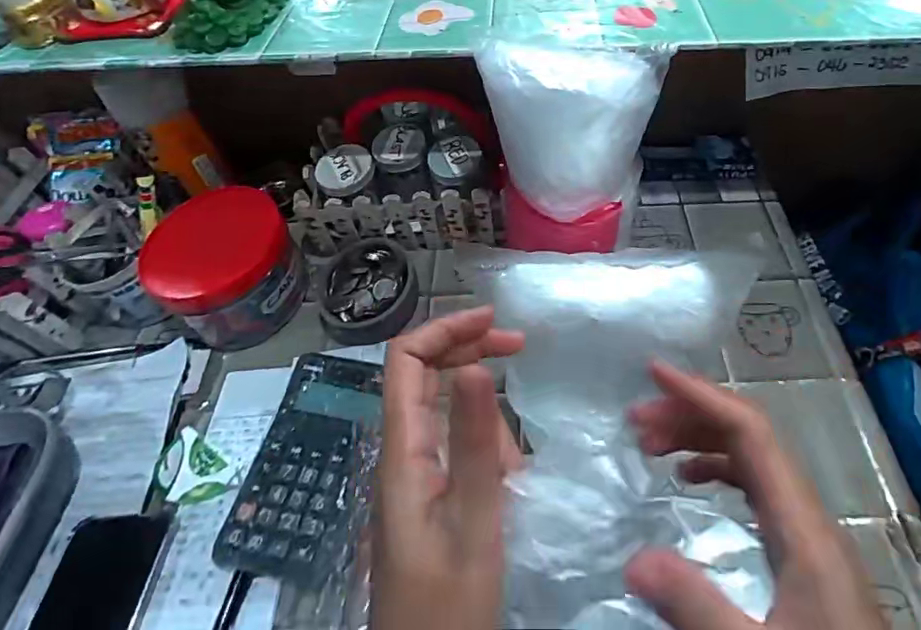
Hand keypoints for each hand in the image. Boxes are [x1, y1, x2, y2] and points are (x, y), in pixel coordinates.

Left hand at [370, 306, 524, 629]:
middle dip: (469, 351)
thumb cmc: (448, 607)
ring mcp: (415, 475)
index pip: (405, 361)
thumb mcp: (473, 524)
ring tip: (512, 479)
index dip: (444, 329)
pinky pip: (459, 450)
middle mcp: (402, 453)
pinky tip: (508, 487)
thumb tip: (475, 365)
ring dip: (486, 422)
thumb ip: (474, 444)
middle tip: (519, 347)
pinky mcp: (430, 496)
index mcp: (401, 451)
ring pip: (449, 414)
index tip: (493, 320)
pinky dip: (488, 451)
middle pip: (425, 374)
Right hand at [624, 361, 886, 629]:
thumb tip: (632, 559)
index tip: (655, 373)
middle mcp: (808, 515)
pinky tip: (691, 478)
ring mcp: (809, 532)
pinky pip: (756, 486)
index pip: (750, 431)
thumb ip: (697, 606)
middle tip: (636, 421)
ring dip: (700, 438)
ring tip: (652, 446)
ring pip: (752, 459)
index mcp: (803, 525)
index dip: (700, 394)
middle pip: (748, 437)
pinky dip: (718, 467)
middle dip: (690, 414)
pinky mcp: (804, 554)